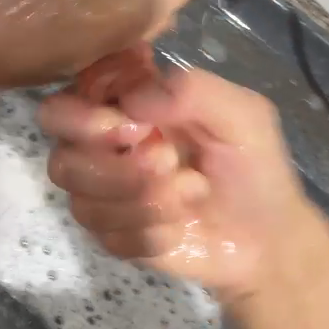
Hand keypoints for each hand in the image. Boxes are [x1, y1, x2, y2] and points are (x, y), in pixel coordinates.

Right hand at [39, 66, 328, 301]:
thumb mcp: (242, 114)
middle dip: (112, 168)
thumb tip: (132, 101)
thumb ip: (191, 90)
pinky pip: (107, 236)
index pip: (65, 101)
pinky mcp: (108, 235)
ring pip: (81, 200)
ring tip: (191, 191)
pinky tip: (180, 227)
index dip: (87, 116)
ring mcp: (99, 194)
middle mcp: (97, 147)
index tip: (138, 125)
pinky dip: (151, 233)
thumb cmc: (251, 165)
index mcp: (119, 106)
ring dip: (143, 201)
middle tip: (167, 163)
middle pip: (60, 155)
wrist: (268, 238)